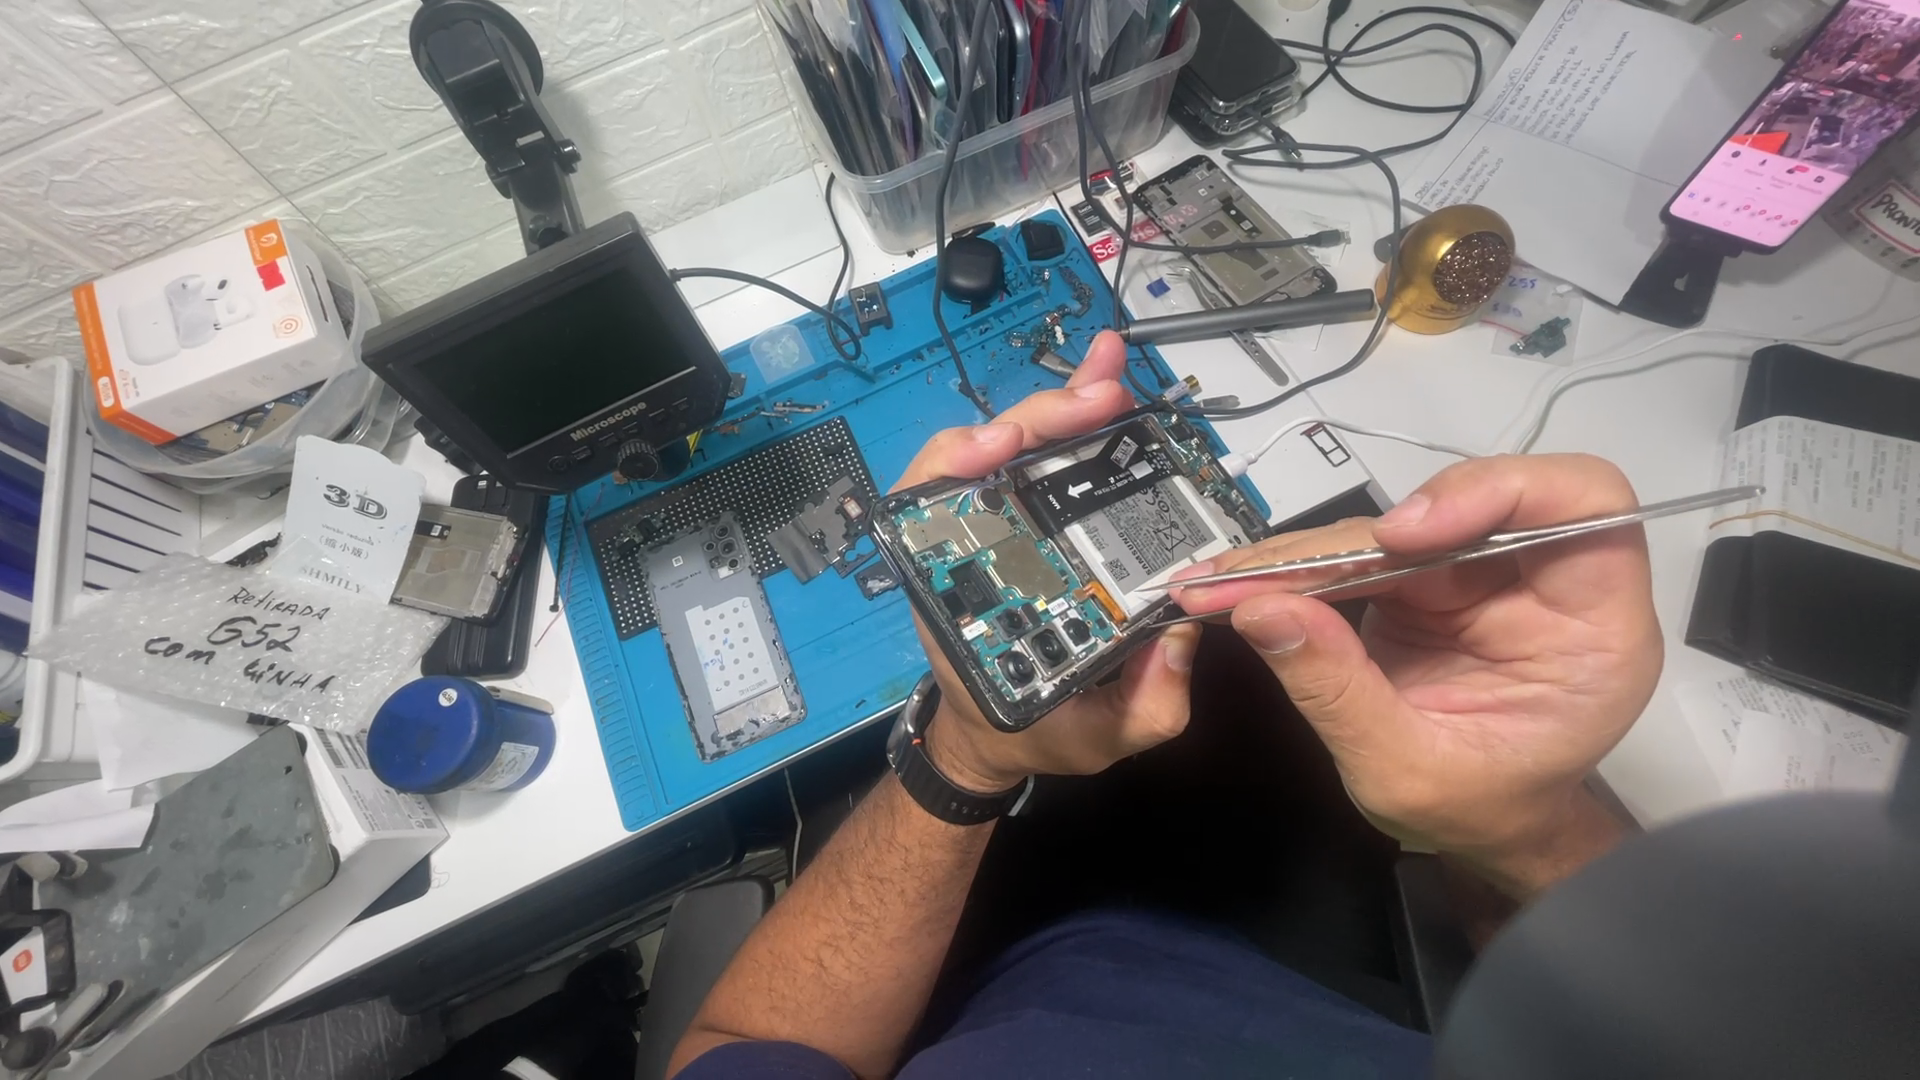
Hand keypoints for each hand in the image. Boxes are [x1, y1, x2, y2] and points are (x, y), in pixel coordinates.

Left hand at [893, 331, 1202, 794]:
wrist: (1002, 730)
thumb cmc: (1035, 727)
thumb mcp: (1091, 736)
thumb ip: (1144, 705)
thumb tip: (1184, 630)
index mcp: (963, 593)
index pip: (932, 507)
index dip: (959, 463)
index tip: (1001, 445)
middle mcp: (975, 549)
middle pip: (991, 461)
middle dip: (1043, 417)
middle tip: (1102, 391)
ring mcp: (1007, 530)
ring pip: (1019, 451)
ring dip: (1062, 407)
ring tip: (1109, 377)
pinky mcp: (1037, 525)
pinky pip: (1044, 467)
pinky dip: (1068, 430)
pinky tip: (1100, 404)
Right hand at [1171, 454, 1660, 896]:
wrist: (1474, 828)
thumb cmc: (1475, 810)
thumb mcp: (1405, 771)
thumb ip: (1338, 691)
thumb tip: (1261, 610)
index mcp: (1583, 627)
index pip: (1574, 503)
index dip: (1487, 493)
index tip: (1395, 535)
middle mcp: (1525, 585)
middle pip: (1432, 515)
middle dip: (1326, 549)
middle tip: (1236, 583)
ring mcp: (1461, 581)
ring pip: (1370, 534)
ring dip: (1286, 560)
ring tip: (1212, 587)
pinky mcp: (1408, 588)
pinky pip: (1341, 561)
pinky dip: (1282, 574)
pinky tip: (1229, 586)